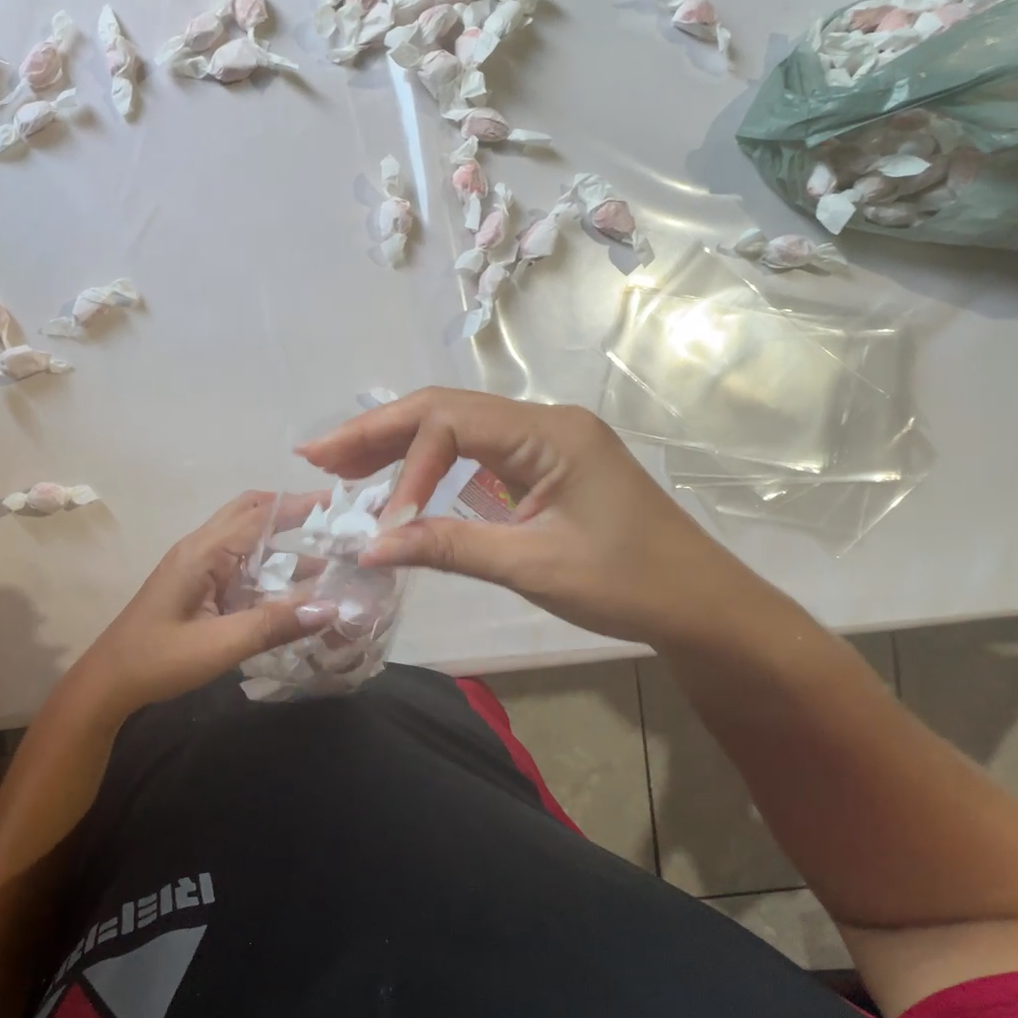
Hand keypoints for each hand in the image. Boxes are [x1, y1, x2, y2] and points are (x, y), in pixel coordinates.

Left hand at [64, 492, 338, 713]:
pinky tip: (297, 591)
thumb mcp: (220, 645)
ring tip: (333, 558)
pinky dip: (269, 569)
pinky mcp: (197, 589)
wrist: (110, 681)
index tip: (343, 502)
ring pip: (247, 542)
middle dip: (294, 514)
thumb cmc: (159, 659)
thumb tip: (333, 607)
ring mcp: (197, 569)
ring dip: (284, 546)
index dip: (301, 505)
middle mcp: (200, 550)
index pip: (259, 513)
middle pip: (251, 514)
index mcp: (203, 553)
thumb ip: (275, 624)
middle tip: (339, 525)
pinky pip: (239, 567)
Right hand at [296, 388, 780, 649]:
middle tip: (316, 457)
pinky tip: (392, 481)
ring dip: (394, 444)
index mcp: (548, 433)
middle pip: (442, 410)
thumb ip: (447, 546)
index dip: (405, 467)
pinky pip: (470, 451)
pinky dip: (425, 464)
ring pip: (452, 427)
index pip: (450, 423)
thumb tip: (369, 548)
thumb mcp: (531, 565)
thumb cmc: (628, 583)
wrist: (701, 607)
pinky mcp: (539, 466)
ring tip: (337, 465)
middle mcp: (541, 422)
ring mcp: (541, 442)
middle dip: (376, 432)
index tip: (382, 524)